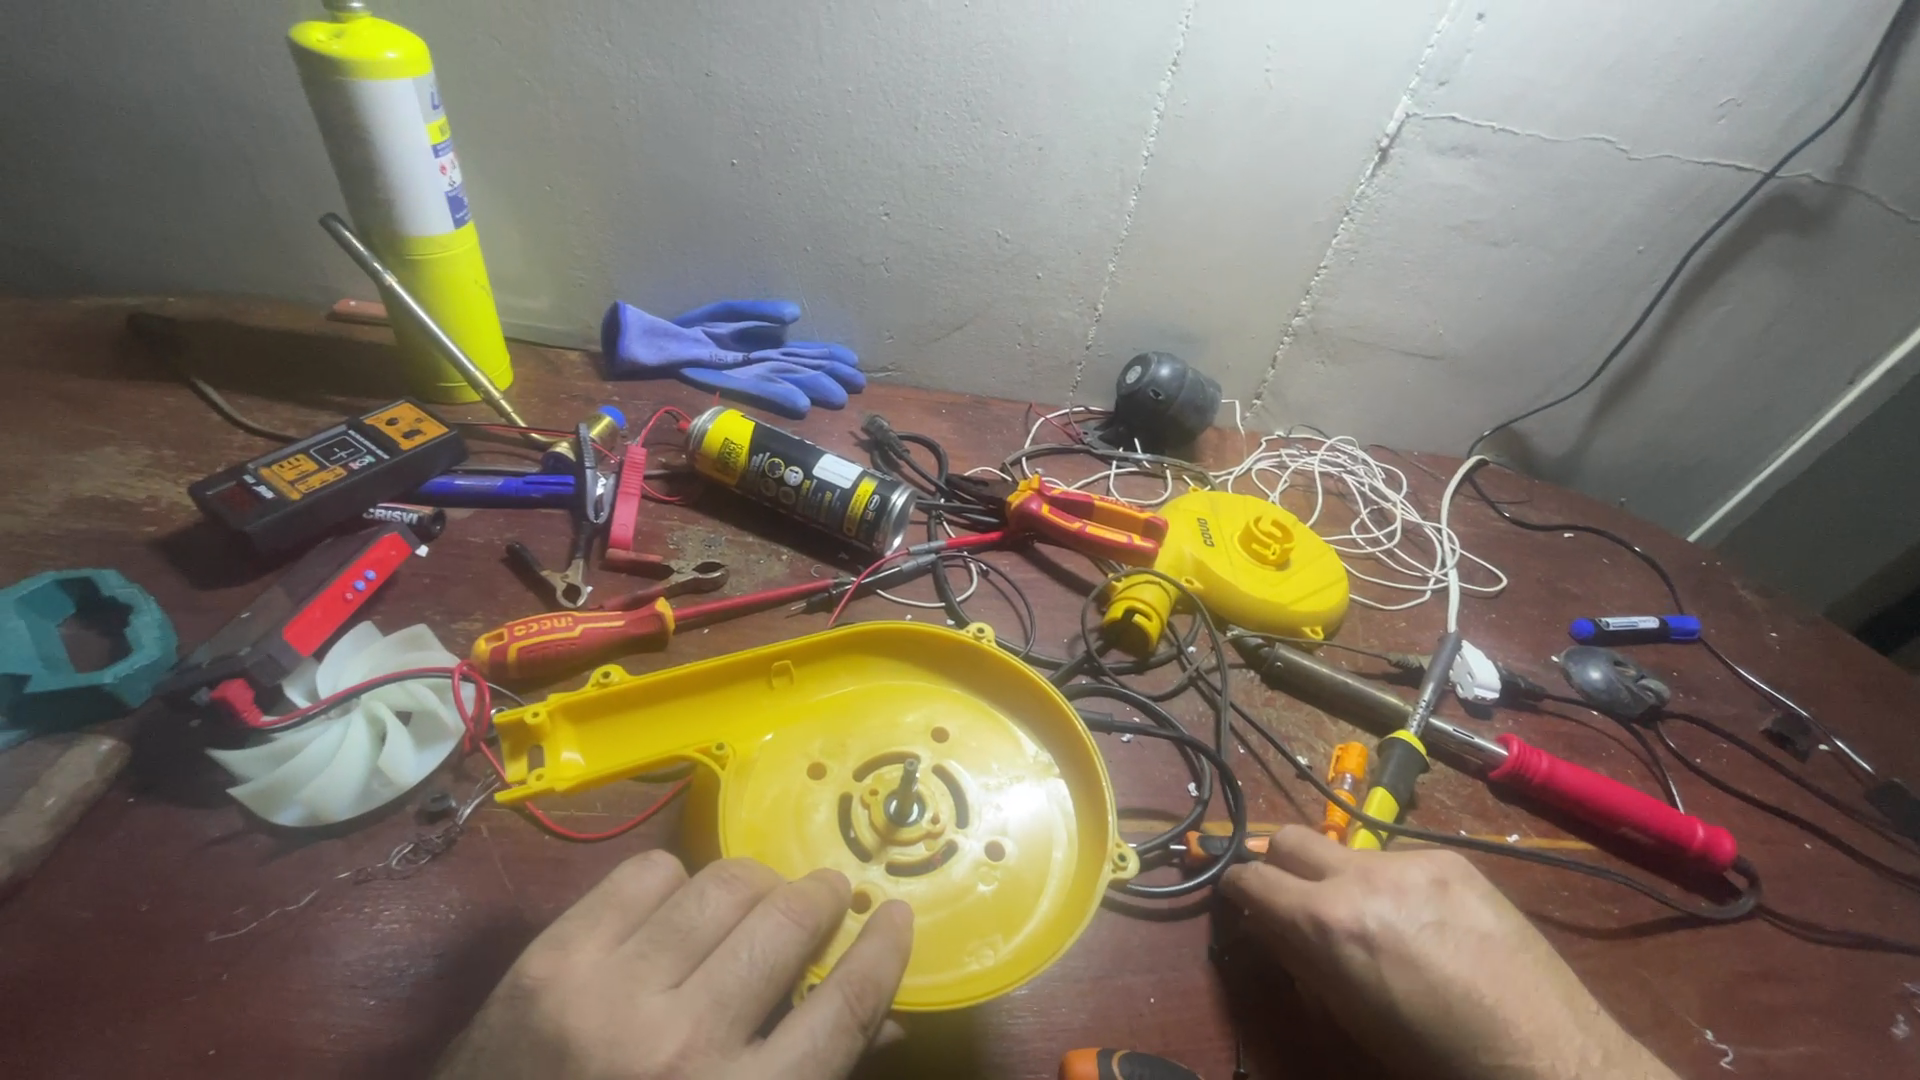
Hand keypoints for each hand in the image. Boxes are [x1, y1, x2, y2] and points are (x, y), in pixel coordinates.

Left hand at [434, 852, 912, 1079]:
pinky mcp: (553, 958)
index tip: (895, 913)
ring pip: (725, 884)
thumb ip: (815, 1077)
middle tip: (825, 896)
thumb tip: (892, 1019)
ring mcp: (610, 994)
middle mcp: (681, 1046)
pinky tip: (672, 915)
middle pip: (789, 923)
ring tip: (755, 900)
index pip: (844, 1007)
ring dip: (756, 885)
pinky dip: (675, 883)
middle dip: (822, 897)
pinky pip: (651, 871)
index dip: (882, 950)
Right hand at [1221, 826, 1675, 1079]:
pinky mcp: (1450, 859)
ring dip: (1342, 878)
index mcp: (1327, 921)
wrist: (1552, 1059)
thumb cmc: (1434, 1057)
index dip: (1235, 887)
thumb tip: (1266, 922)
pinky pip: (1398, 859)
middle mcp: (1360, 876)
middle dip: (1278, 864)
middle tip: (1294, 898)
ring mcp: (1409, 861)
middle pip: (1287, 837)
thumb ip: (1297, 958)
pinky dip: (1393, 885)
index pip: (1249, 877)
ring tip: (1380, 922)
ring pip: (1345, 850)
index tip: (1240, 898)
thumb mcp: (1347, 1017)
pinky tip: (1427, 924)